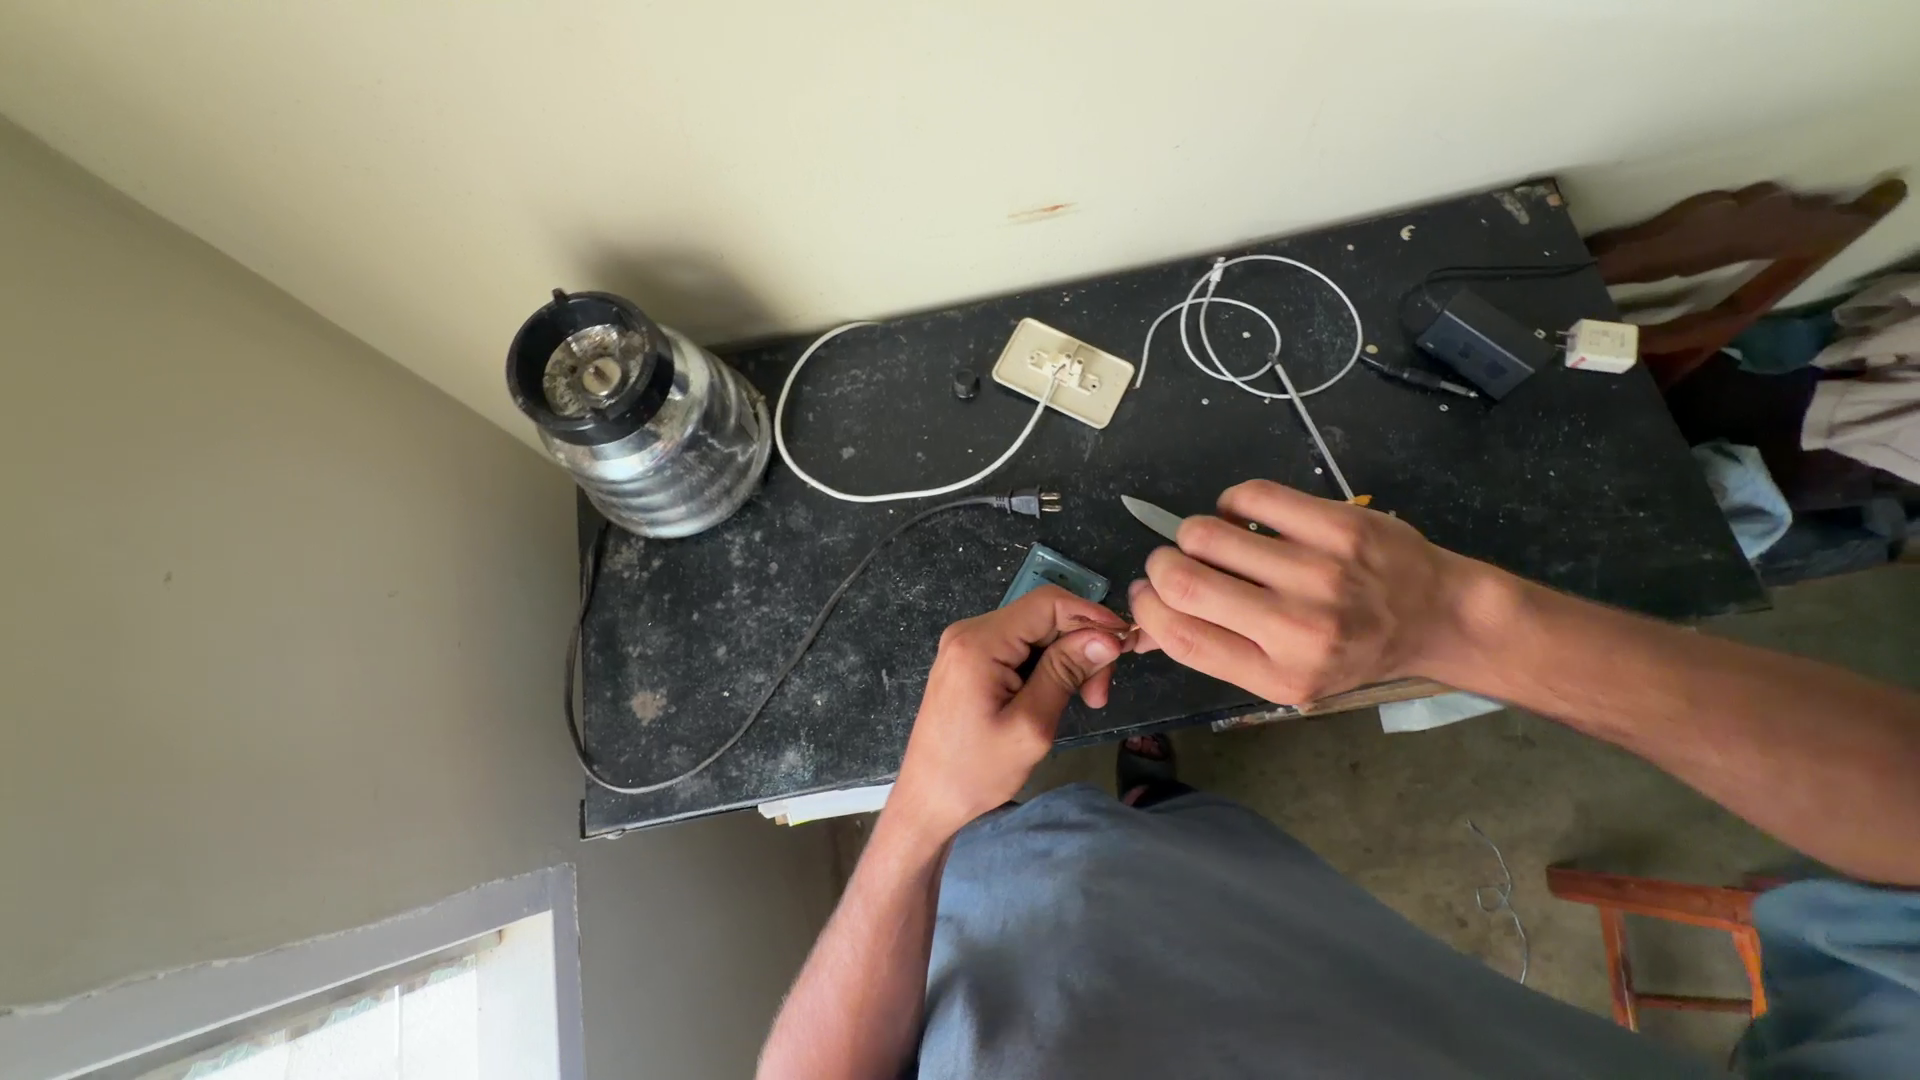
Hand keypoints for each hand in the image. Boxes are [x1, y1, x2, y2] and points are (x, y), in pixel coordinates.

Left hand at [892, 586, 1130, 836]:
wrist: (928, 799)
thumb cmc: (976, 772)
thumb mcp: (1030, 726)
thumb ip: (1065, 673)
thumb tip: (1107, 637)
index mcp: (979, 642)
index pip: (1047, 603)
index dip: (1091, 616)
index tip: (1124, 645)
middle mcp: (968, 631)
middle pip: (1042, 617)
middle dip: (1080, 646)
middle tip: (1099, 695)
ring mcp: (966, 645)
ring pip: (1034, 632)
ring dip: (1065, 659)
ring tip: (1084, 700)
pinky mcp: (969, 660)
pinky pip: (1017, 648)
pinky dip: (1044, 666)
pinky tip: (1056, 695)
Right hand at [1129, 480, 1492, 703]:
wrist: (1436, 617)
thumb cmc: (1350, 651)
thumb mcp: (1283, 674)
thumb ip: (1215, 648)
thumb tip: (1143, 622)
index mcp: (1279, 674)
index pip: (1180, 636)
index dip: (1146, 608)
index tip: (1146, 593)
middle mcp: (1299, 628)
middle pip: (1183, 583)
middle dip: (1160, 566)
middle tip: (1173, 563)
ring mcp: (1321, 572)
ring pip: (1207, 534)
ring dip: (1194, 534)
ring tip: (1218, 543)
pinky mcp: (1338, 525)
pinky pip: (1249, 496)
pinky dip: (1231, 503)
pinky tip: (1247, 519)